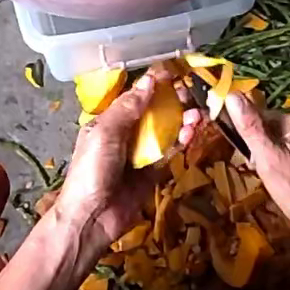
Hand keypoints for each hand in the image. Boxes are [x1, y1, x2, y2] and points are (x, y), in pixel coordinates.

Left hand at [49, 68, 197, 256]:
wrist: (92, 218)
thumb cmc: (92, 171)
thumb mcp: (105, 132)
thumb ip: (128, 107)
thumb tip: (150, 79)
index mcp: (108, 121)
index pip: (134, 96)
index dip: (153, 83)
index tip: (174, 71)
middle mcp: (125, 134)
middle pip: (154, 111)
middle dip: (173, 100)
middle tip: (192, 90)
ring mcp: (140, 153)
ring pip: (166, 131)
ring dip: (182, 119)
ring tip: (198, 112)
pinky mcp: (153, 173)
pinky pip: (170, 152)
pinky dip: (182, 141)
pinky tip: (193, 131)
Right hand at [223, 92, 289, 250]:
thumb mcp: (267, 158)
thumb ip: (250, 126)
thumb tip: (232, 95)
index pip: (267, 118)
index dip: (254, 138)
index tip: (253, 159)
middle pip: (279, 131)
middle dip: (267, 150)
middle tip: (266, 173)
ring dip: (278, 160)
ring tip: (279, 182)